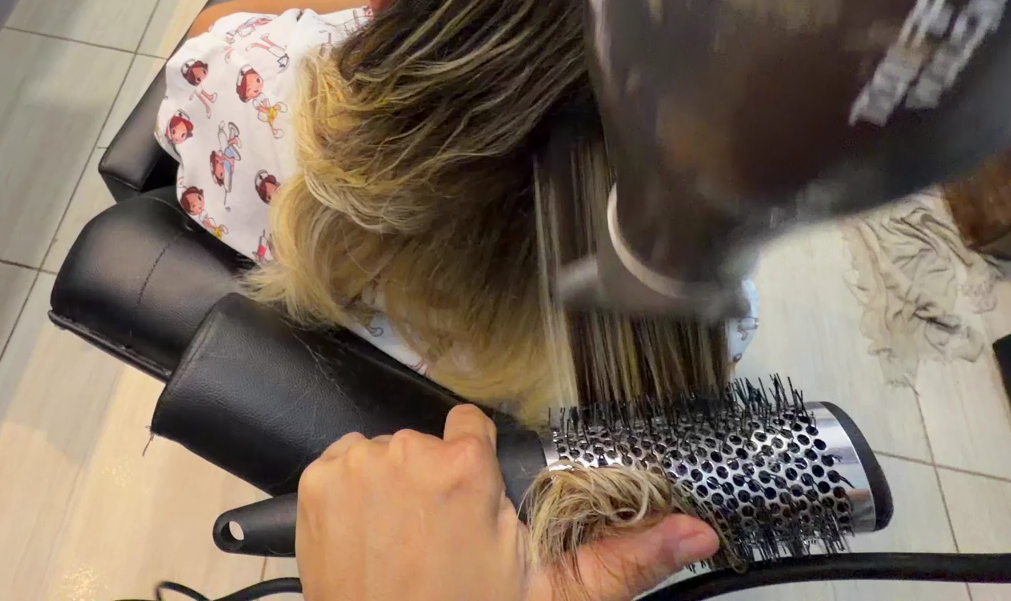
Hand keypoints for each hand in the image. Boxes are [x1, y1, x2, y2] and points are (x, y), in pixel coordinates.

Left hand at [295, 404, 718, 600]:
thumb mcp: (552, 597)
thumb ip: (624, 557)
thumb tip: (695, 530)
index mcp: (464, 470)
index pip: (468, 426)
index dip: (471, 466)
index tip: (470, 501)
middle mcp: (406, 452)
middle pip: (424, 444)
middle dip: (432, 481)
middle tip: (435, 540)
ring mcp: (356, 463)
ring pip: (382, 452)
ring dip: (388, 485)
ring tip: (398, 543)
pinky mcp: (315, 480)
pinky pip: (340, 461)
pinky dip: (349, 491)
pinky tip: (363, 537)